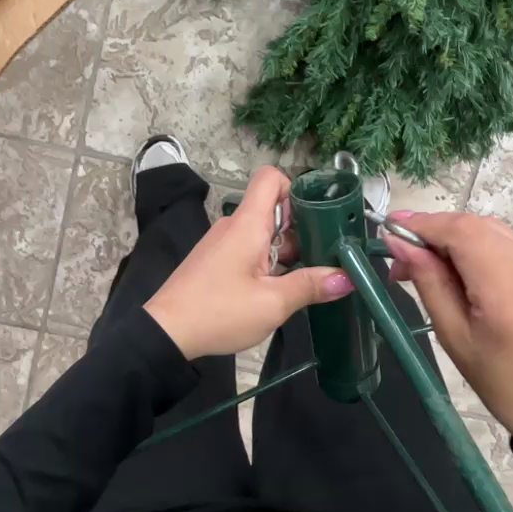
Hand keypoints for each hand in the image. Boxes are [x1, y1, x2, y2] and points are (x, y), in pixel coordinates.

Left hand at [144, 167, 354, 358]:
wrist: (166, 333)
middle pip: (274, 209)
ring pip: (264, 233)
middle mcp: (234, 226)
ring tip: (307, 280)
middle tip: (323, 259)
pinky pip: (249, 250)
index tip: (317, 221)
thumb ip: (310, 286)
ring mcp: (223, 244)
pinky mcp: (215, 261)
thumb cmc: (218, 312)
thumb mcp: (272, 303)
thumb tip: (347, 277)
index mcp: (247, 224)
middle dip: (301, 229)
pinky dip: (268, 262)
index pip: (271, 178)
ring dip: (286, 251)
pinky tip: (278, 290)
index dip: (297, 190)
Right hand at [386, 211, 512, 446]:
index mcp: (510, 292)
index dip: (424, 224)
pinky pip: (506, 244)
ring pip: (490, 231)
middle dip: (435, 232)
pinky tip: (458, 272)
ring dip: (453, 239)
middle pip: (476, 226)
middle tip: (402, 259)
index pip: (463, 232)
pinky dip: (476, 249)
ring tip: (425, 266)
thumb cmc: (502, 383)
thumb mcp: (453, 337)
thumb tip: (398, 242)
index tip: (390, 231)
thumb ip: (428, 281)